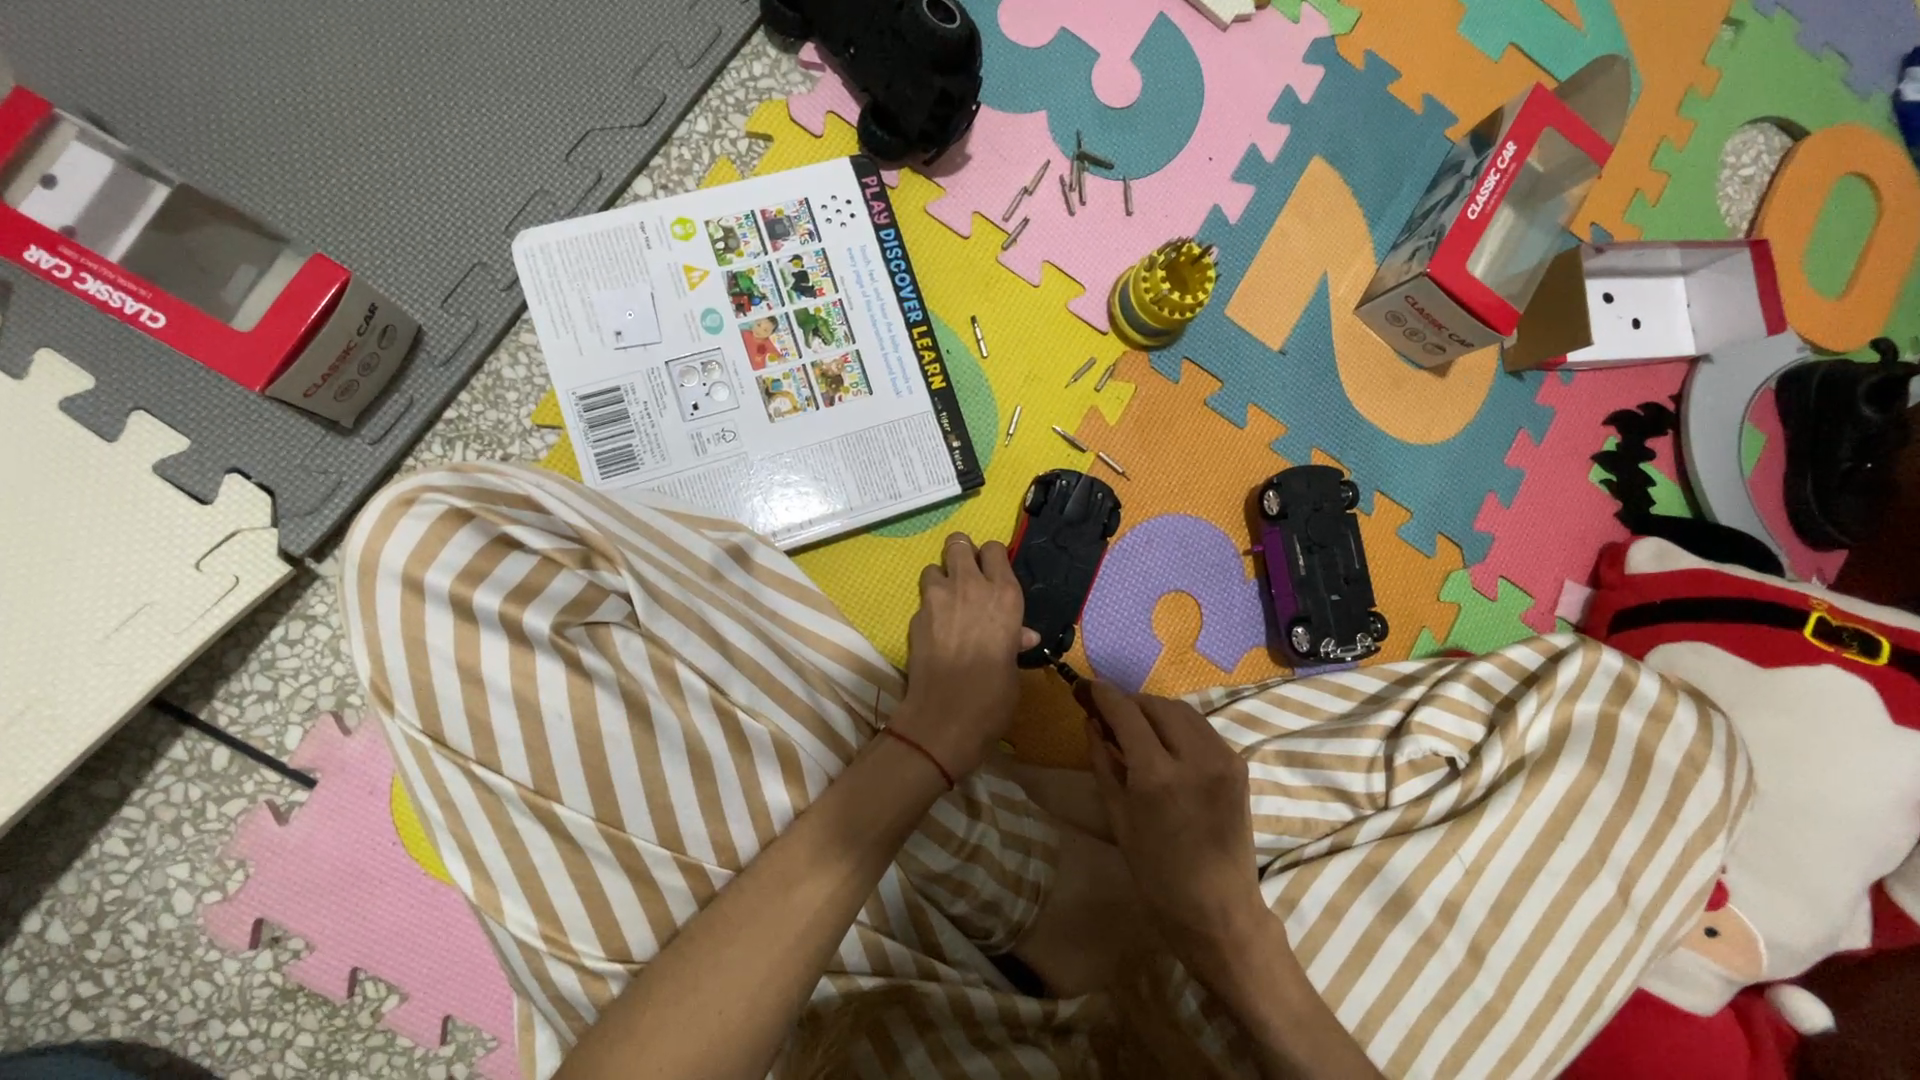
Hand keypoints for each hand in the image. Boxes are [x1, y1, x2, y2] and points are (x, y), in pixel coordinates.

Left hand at [892, 533, 1039, 777]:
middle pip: (958, 544)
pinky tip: (936, 632)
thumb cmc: (995, 693)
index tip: (992, 572)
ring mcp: (938, 599)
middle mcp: (971, 586)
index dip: (991, 558)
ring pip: (933, 567)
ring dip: (940, 579)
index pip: (995, 550)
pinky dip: (929, 610)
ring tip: (948, 603)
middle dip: (960, 553)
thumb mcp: (1013, 665)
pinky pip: (922, 601)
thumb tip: (1023, 635)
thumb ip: (1014, 640)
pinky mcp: (915, 617)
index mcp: (1004, 594)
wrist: (947, 715)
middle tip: (965, 574)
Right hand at [1082, 682, 1266, 963]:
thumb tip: (1091, 723)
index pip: (1126, 713)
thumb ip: (1104, 762)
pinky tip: (1165, 744)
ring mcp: (1223, 759)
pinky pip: (1203, 729)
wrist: (1218, 910)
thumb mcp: (1118, 818)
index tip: (1084, 686)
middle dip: (1129, 702)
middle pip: (1156, 705)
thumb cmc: (1156, 873)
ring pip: (1182, 711)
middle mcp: (1194, 757)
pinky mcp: (1239, 766)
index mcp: (1157, 775)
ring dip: (1155, 710)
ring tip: (1135, 726)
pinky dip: (1179, 726)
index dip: (1103, 695)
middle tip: (1108, 713)